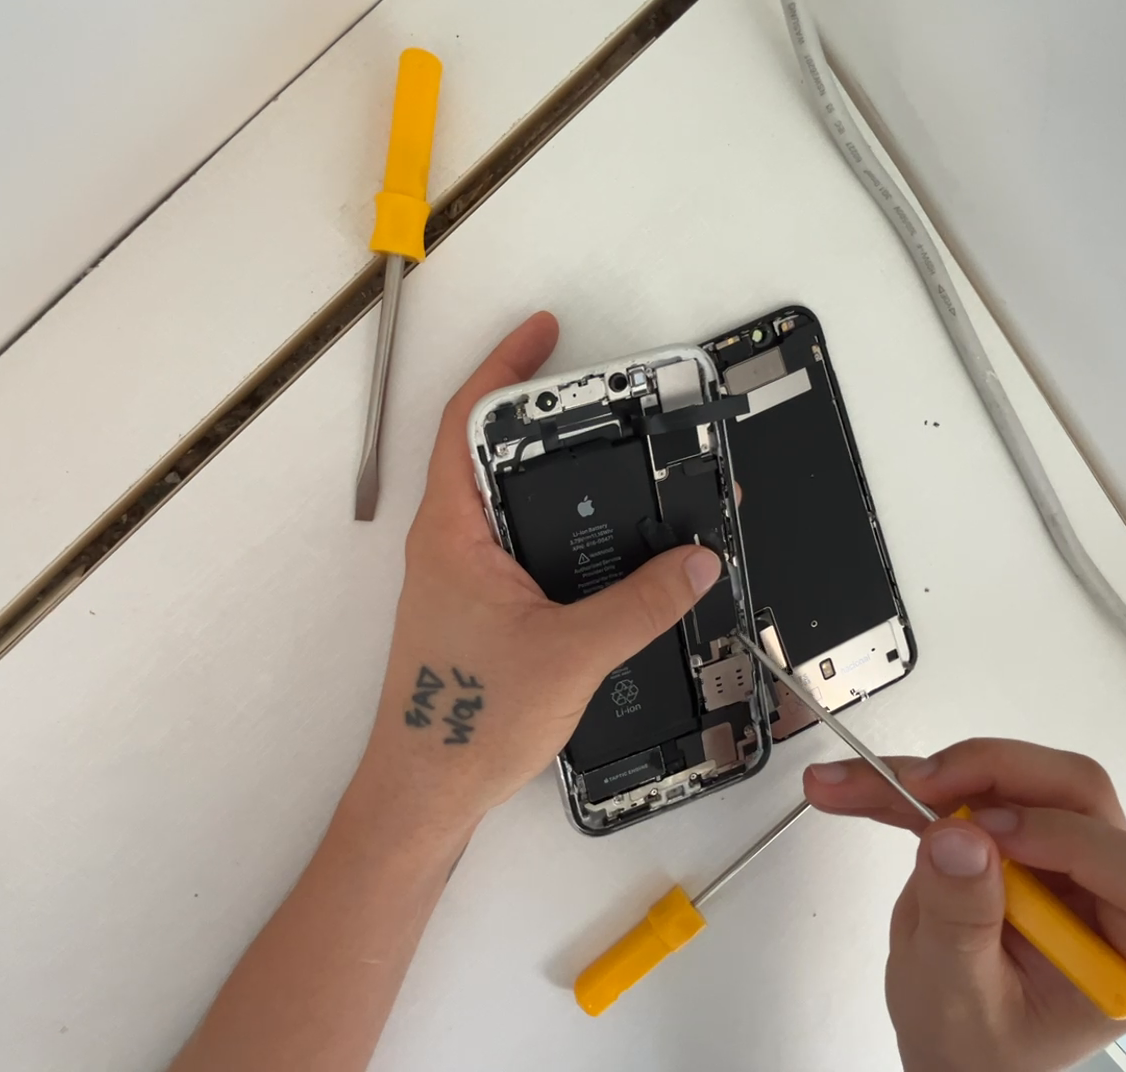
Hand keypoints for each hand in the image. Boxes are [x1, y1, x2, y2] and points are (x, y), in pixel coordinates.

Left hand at [351, 312, 723, 834]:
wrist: (426, 792)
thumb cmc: (472, 721)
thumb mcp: (570, 655)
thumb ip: (641, 605)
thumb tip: (699, 563)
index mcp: (452, 532)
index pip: (468, 422)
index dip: (506, 368)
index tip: (545, 333)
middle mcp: (449, 542)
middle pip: (489, 450)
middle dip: (539, 413)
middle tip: (598, 394)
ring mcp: (460, 573)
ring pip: (504, 498)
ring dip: (546, 471)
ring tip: (607, 457)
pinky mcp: (476, 604)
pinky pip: (515, 540)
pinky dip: (551, 522)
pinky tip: (596, 539)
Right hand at [804, 739, 1125, 1071]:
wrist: (947, 1043)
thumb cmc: (969, 1046)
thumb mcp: (959, 995)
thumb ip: (961, 919)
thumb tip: (957, 834)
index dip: (1073, 839)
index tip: (985, 833)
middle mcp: (1108, 893)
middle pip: (1078, 795)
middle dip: (991, 774)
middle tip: (914, 785)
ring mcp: (1057, 857)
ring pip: (1018, 776)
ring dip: (931, 773)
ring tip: (850, 785)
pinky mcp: (1004, 836)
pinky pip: (958, 790)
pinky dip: (898, 786)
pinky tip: (845, 790)